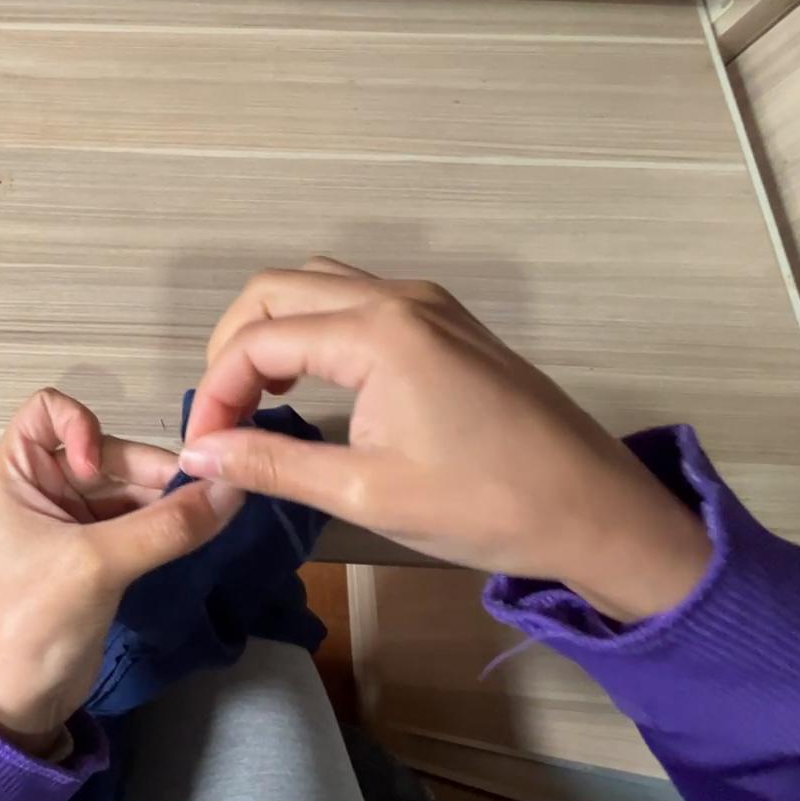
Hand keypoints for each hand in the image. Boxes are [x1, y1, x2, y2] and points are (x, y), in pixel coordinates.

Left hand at [0, 389, 243, 754]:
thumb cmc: (36, 619)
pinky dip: (161, 521)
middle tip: (198, 495)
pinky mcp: (92, 547)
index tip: (97, 469)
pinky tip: (195, 529)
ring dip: (161, 498)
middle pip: (101, 449)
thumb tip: (234, 487)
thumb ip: (166, 526)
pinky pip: (132, 517)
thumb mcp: (97, 565)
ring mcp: (67, 516)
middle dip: (144, 470)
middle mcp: (38, 485)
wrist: (21, 699)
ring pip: (123, 484)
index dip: (81, 424)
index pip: (46, 410)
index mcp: (11, 473)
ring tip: (206, 515)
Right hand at [180, 259, 711, 621]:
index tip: (205, 448)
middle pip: (272, 290)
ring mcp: (424, 301)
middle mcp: (396, 297)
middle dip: (230, 349)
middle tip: (224, 414)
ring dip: (269, 329)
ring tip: (258, 391)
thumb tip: (196, 457)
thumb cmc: (485, 506)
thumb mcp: (364, 493)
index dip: (216, 393)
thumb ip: (269, 464)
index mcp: (377, 333)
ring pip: (311, 284)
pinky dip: (308, 326)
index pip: (257, 342)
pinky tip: (310, 375)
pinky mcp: (441, 319)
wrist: (603, 515)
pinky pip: (349, 297)